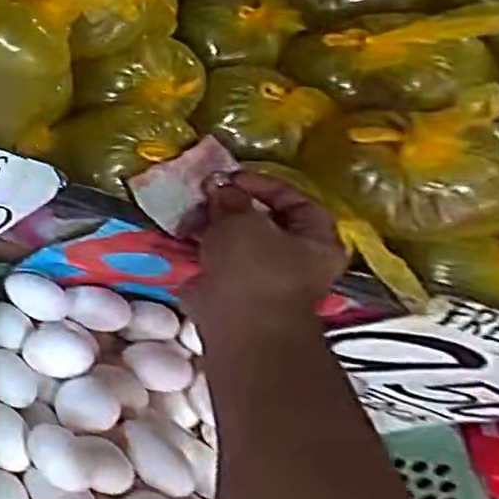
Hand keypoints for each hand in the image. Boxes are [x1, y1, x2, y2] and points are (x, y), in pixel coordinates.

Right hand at [180, 171, 348, 327]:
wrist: (237, 320)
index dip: (265, 185)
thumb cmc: (254, 267)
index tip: (232, 177)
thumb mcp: (243, 221)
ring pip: (236, 239)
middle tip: (206, 194)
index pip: (296, 202)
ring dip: (212, 223)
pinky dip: (199, 243)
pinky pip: (215, 256)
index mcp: (316, 241)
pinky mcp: (231, 285)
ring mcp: (262, 274)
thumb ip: (232, 199)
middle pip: (264, 220)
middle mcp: (295, 258)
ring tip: (189, 213)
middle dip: (233, 205)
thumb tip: (220, 186)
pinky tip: (182, 233)